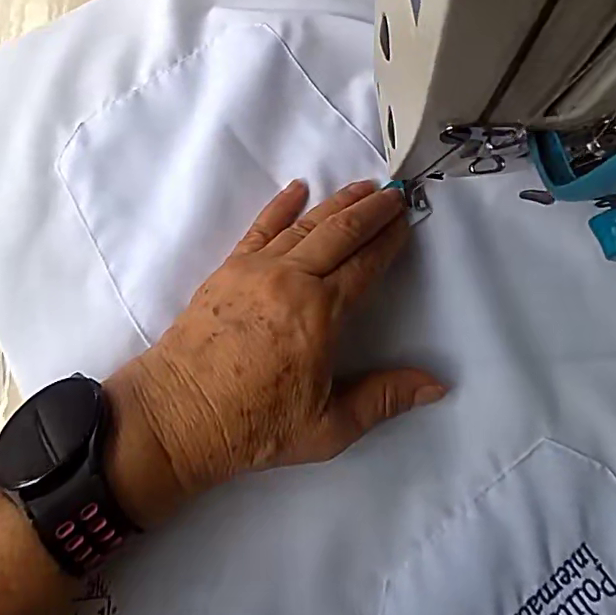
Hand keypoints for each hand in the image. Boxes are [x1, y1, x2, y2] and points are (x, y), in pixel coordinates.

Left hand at [104, 179, 445, 527]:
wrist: (179, 412)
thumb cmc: (253, 424)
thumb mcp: (329, 427)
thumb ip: (384, 399)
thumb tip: (436, 385)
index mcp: (318, 314)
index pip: (364, 266)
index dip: (388, 242)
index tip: (406, 220)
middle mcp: (289, 281)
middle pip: (338, 234)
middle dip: (370, 211)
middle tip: (393, 192)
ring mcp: (254, 270)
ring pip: (303, 226)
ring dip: (335, 203)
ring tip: (360, 187)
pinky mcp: (227, 270)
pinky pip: (259, 229)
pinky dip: (279, 206)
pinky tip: (296, 189)